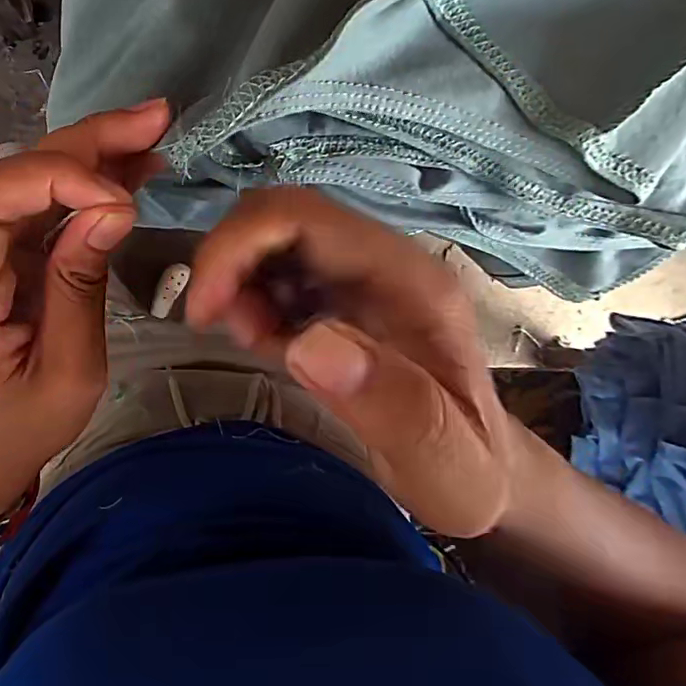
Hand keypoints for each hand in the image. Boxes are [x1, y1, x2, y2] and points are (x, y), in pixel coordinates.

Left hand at [0, 100, 170, 515]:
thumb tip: (111, 207)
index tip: (117, 196)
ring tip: (149, 131)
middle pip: (2, 177)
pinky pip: (35, 205)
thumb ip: (80, 286)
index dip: (47, 180)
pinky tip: (128, 165)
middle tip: (149, 121)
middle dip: (78, 146)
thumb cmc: (26, 425)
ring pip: (22, 180)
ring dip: (87, 153)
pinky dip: (82, 182)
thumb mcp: (70, 373)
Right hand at [185, 187, 517, 536]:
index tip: (203, 313)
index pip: (301, 217)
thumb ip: (393, 406)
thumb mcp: (447, 465)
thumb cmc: (468, 471)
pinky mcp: (337, 286)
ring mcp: (356, 269)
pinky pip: (272, 263)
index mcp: (406, 279)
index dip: (236, 247)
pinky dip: (248, 292)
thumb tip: (310, 345)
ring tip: (255, 341)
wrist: (482, 470)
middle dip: (229, 263)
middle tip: (223, 329)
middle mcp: (378, 258)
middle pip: (276, 214)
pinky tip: (268, 340)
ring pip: (268, 235)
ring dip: (237, 280)